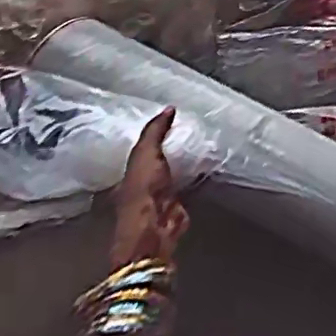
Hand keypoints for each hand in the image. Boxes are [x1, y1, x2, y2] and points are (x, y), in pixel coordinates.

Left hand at [110, 108, 188, 267]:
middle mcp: (141, 185)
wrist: (155, 228)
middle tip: (190, 126)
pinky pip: (188, 182)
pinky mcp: (178, 205)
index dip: (152, 134)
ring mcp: (159, 197)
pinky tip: (208, 161)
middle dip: (170, 146)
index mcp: (127, 174)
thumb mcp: (144, 154)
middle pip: (156, 160)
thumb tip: (169, 107)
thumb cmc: (142, 190)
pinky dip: (196, 173)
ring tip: (202, 139)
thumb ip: (154, 132)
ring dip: (184, 159)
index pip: (140, 149)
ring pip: (172, 171)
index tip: (170, 118)